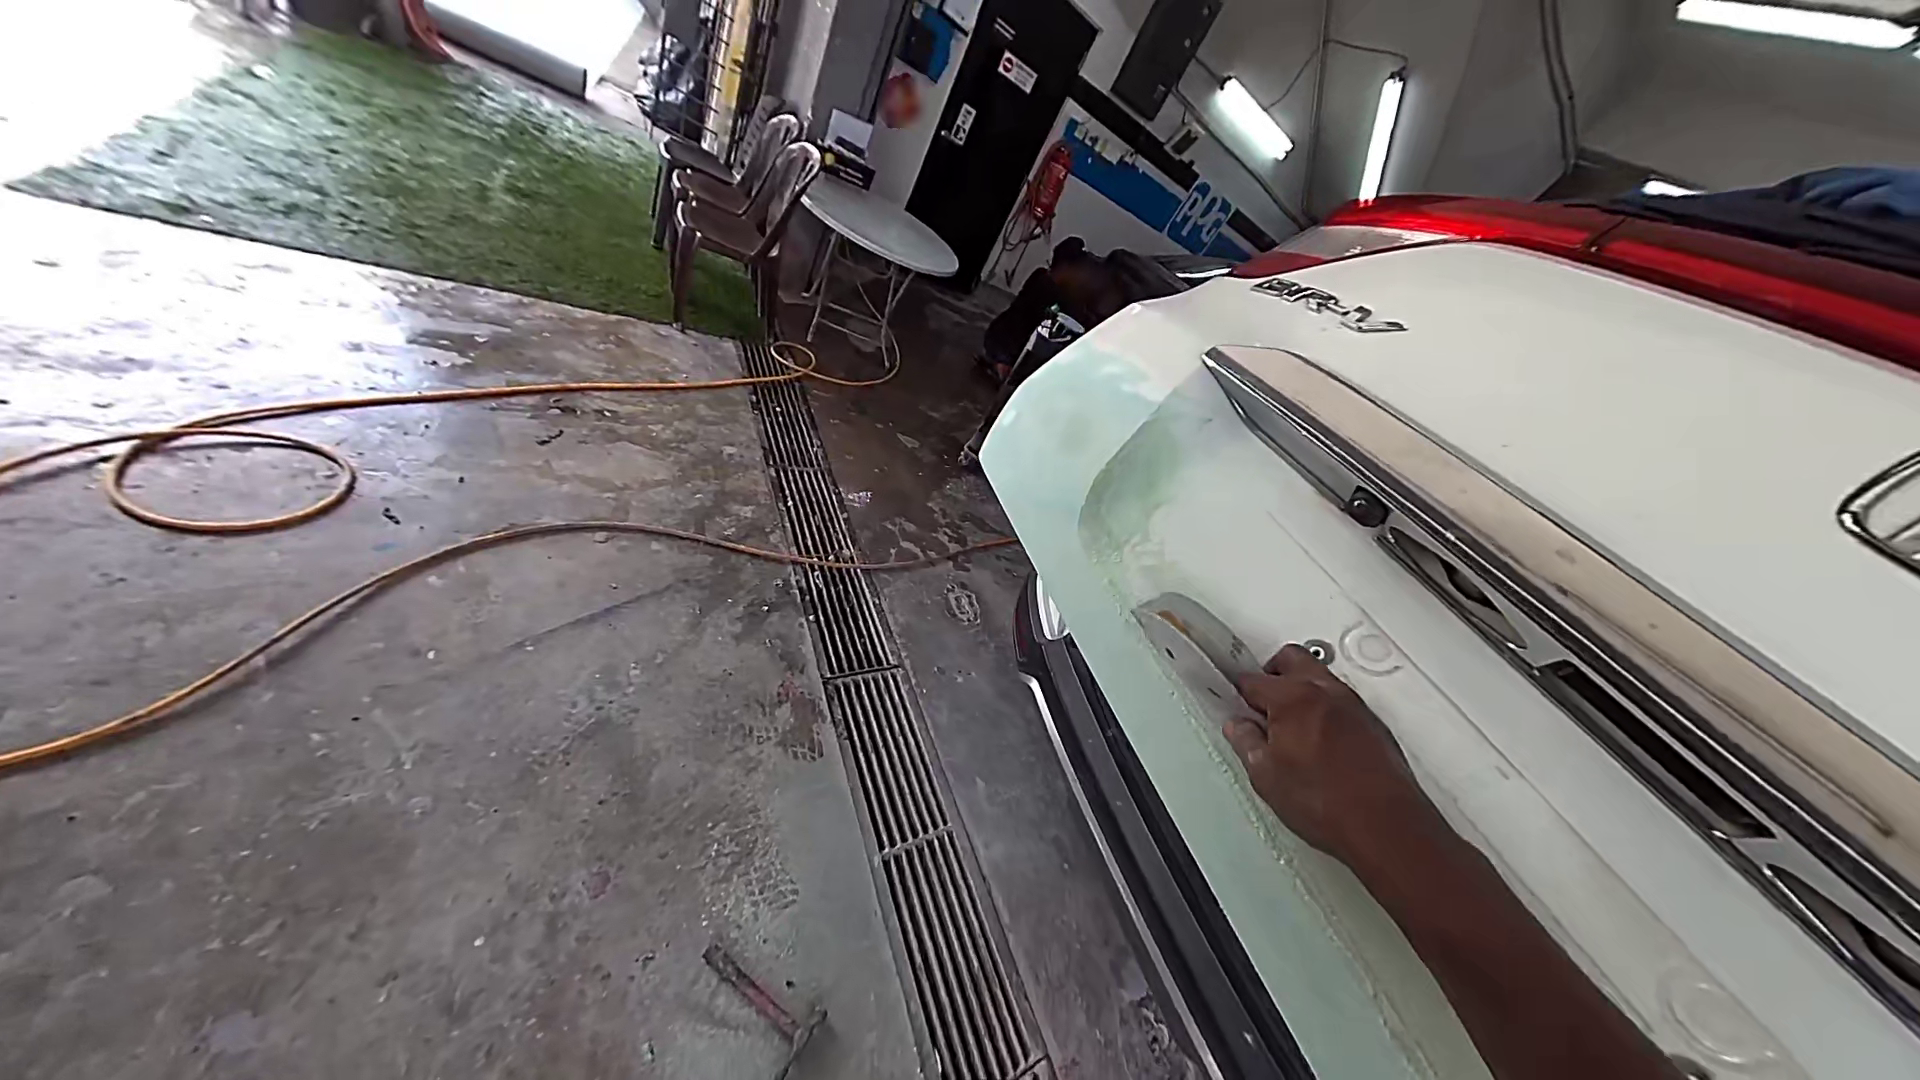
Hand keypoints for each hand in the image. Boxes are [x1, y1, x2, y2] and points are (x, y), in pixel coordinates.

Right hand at [1223, 645, 1439, 871]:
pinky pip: (1342, 700)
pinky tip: (1317, 737)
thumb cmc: (1330, 803)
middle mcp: (1326, 692)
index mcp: (1292, 697)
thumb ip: (1246, 742)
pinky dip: (1324, 707)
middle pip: (1291, 658)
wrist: (1387, 830)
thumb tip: (1239, 728)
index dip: (1239, 693)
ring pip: (1319, 676)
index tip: (1236, 704)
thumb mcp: (1266, 775)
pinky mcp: (1374, 724)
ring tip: (1288, 721)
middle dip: (1271, 671)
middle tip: (1260, 698)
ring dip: (1300, 687)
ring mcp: (1354, 706)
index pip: (1253, 679)